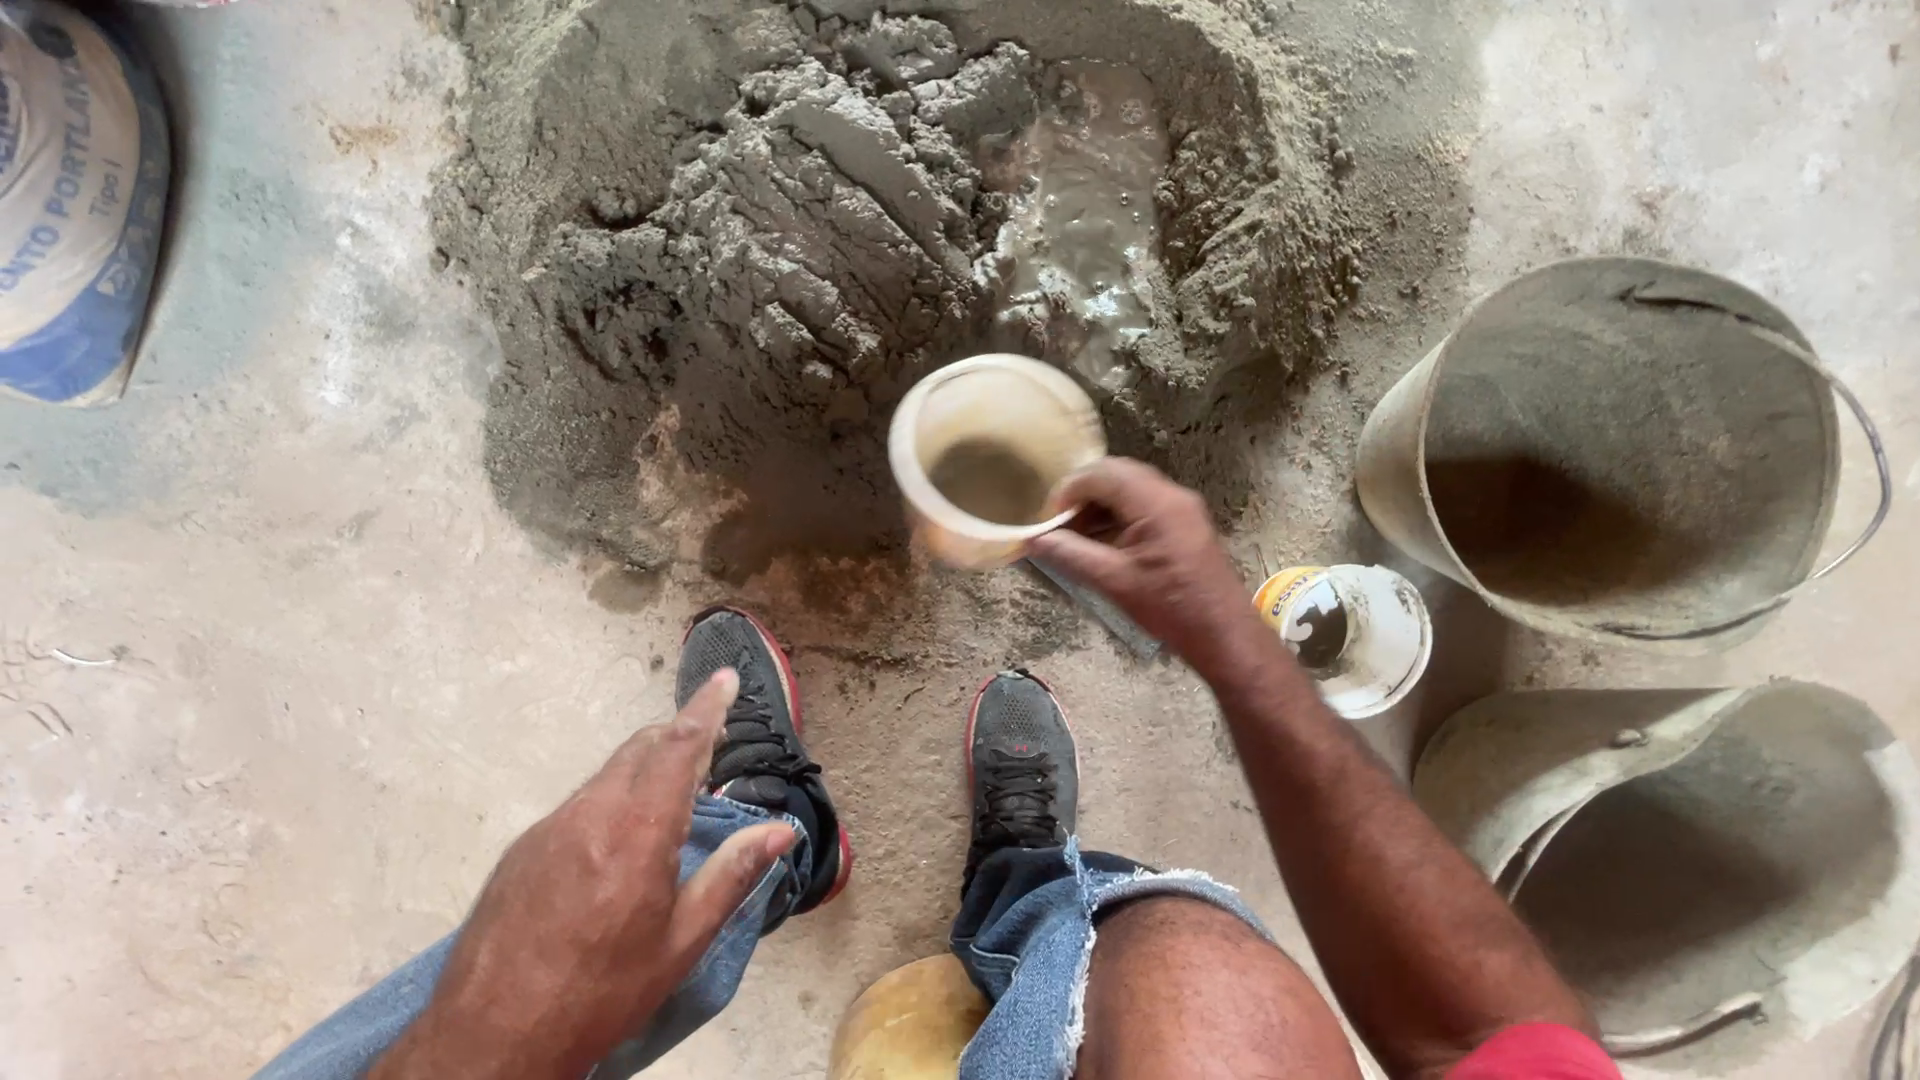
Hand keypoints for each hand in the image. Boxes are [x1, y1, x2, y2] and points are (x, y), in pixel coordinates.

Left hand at [371, 670, 795, 1079]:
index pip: (679, 747)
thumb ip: (732, 875)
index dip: (707, 707)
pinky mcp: (523, 849)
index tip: (725, 677)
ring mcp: (550, 828)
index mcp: (638, 832)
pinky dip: (613, 799)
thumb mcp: (680, 942)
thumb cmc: (601, 993)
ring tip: (671, 799)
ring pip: (609, 774)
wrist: (487, 1041)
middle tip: (710, 745)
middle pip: (641, 748)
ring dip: (646, 768)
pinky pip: (581, 803)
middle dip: (679, 734)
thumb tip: (782, 831)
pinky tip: (617, 845)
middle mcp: (591, 813)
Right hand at [1028, 457, 1268, 680]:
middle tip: (1059, 522)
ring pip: (1130, 488)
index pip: (1101, 474)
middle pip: (1116, 473)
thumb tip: (1035, 541)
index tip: (1050, 519)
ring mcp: (1182, 508)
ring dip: (1099, 504)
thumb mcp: (1113, 582)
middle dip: (1082, 494)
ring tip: (1075, 535)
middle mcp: (1172, 495)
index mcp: (1156, 503)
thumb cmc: (1171, 610)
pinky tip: (1101, 542)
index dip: (1068, 491)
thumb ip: (1070, 555)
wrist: (1224, 634)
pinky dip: (1118, 514)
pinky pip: (1144, 504)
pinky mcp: (1185, 523)